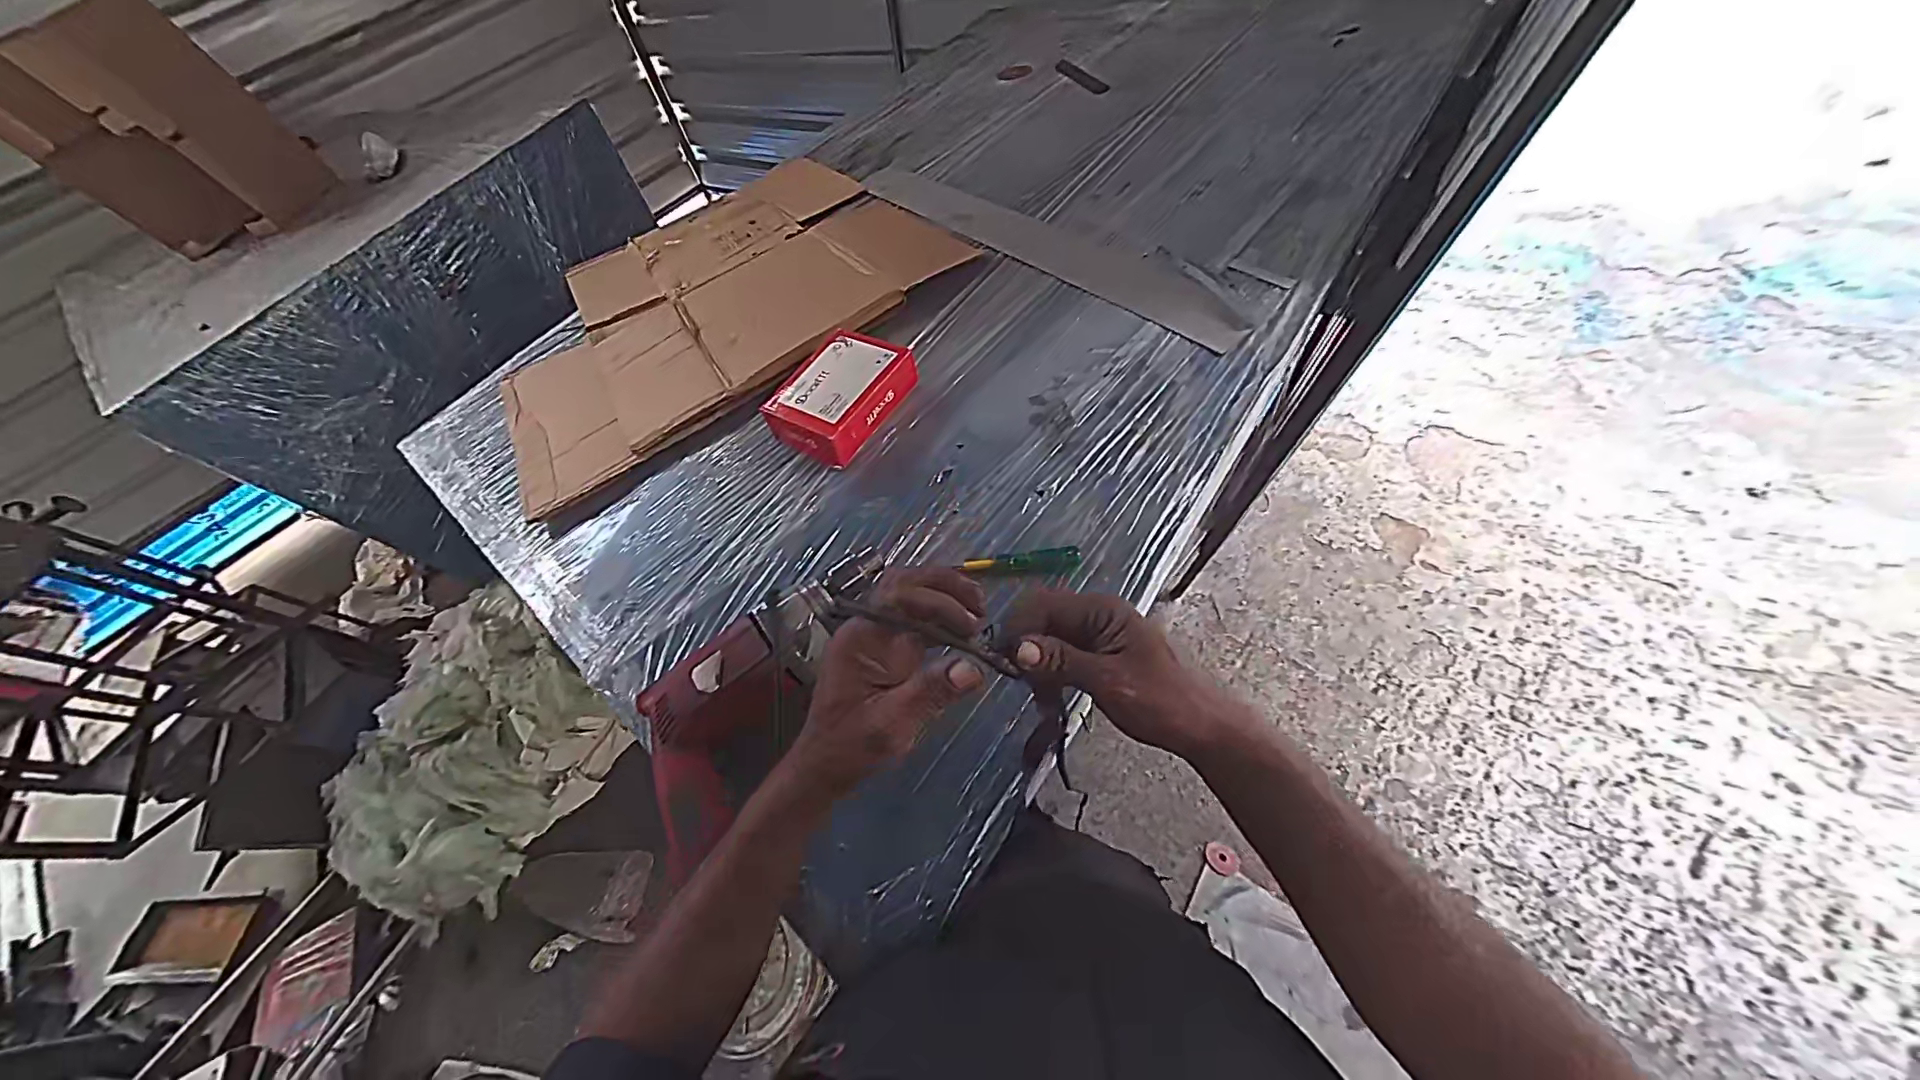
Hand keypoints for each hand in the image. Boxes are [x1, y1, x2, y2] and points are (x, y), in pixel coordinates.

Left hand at [785, 567, 987, 796]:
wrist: (823, 763)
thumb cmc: (851, 746)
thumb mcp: (892, 725)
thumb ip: (931, 692)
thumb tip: (974, 668)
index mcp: (861, 638)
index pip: (900, 596)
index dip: (940, 602)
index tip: (972, 625)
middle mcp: (865, 626)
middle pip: (903, 582)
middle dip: (944, 585)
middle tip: (980, 605)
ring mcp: (873, 634)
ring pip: (907, 592)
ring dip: (943, 593)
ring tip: (977, 608)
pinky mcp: (883, 645)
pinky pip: (910, 614)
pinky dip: (938, 612)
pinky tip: (961, 624)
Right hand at [1004, 588, 1254, 760]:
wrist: (1201, 727)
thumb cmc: (1162, 702)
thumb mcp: (1108, 681)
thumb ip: (1061, 662)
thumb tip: (1017, 648)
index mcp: (1102, 610)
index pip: (1044, 603)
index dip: (1020, 628)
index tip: (1007, 662)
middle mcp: (1096, 615)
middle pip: (1042, 619)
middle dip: (1026, 649)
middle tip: (1025, 685)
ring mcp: (1096, 635)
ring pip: (1048, 640)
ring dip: (1037, 666)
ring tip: (1041, 698)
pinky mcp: (1096, 655)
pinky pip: (1060, 656)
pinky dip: (1050, 675)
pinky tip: (1050, 697)